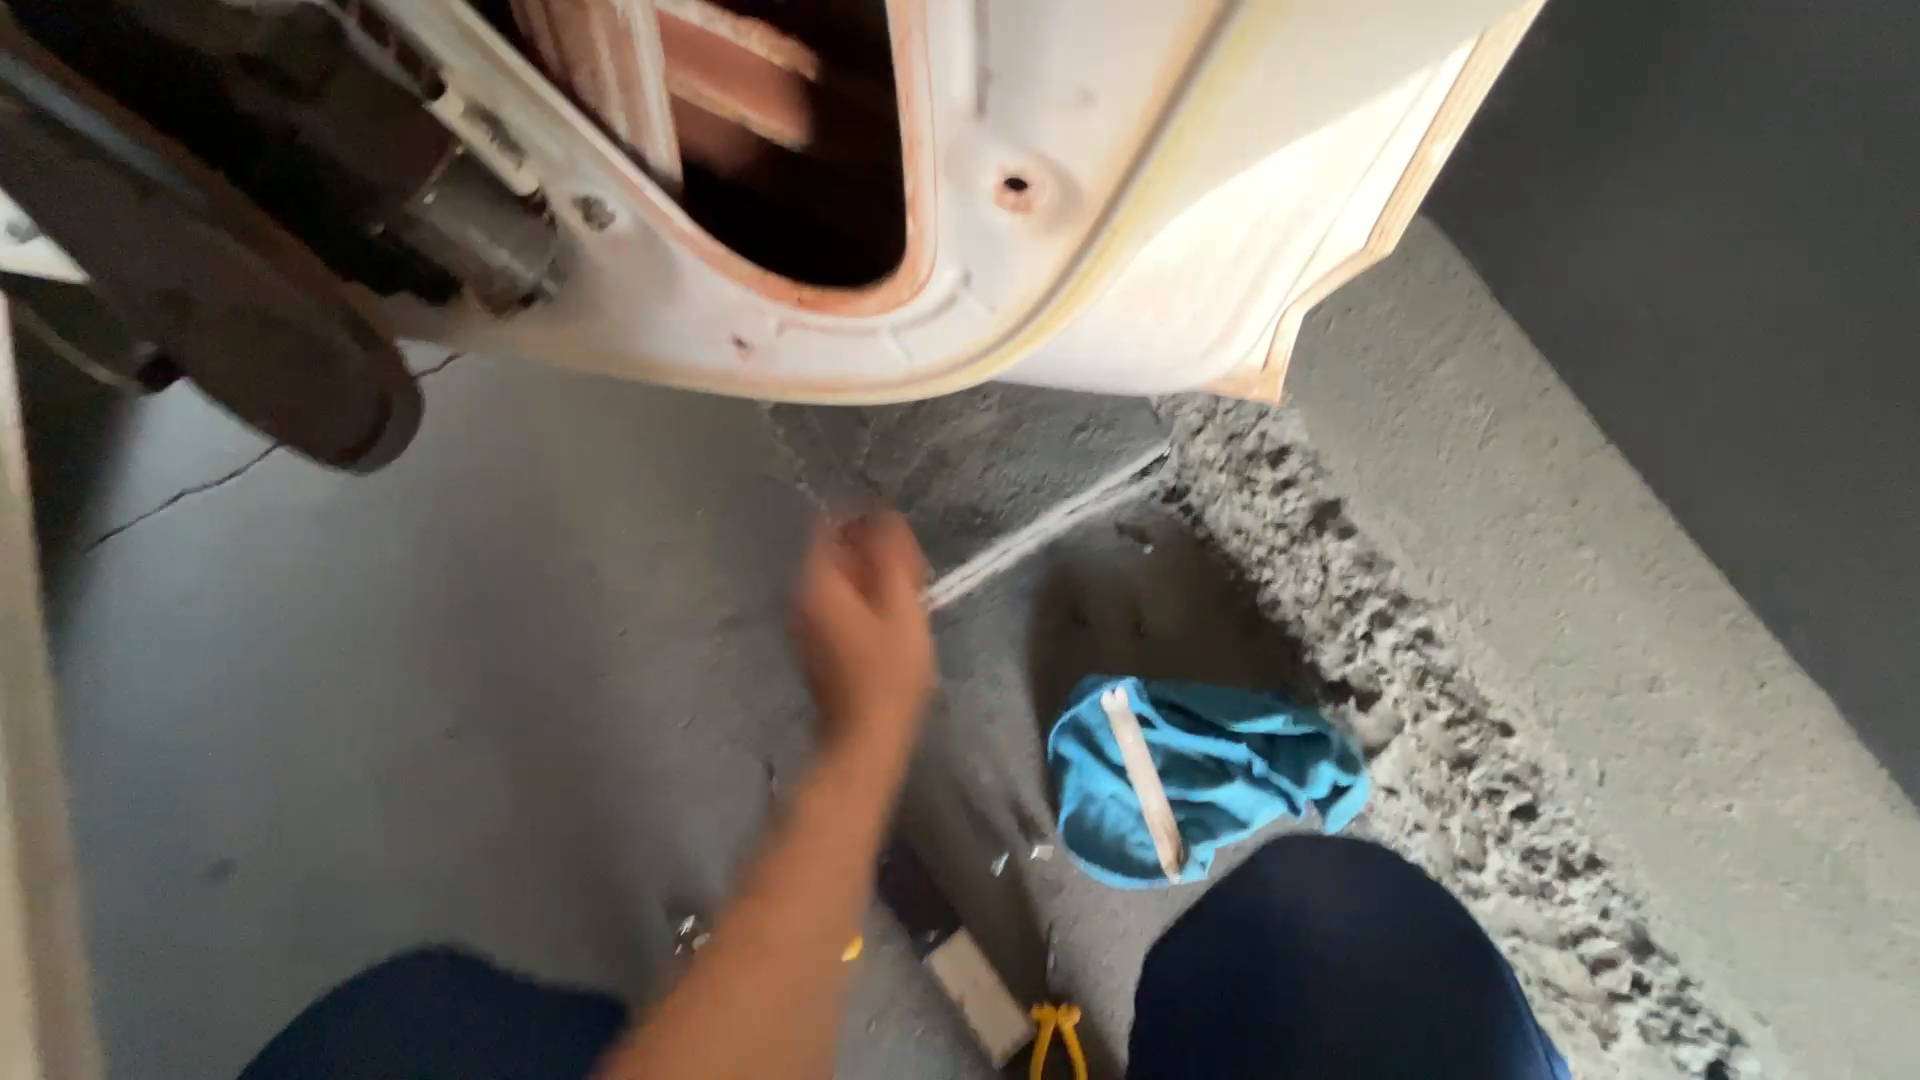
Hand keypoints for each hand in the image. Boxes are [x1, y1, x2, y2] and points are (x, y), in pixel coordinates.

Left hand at [790, 511, 934, 766]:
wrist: (866, 738)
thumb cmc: (889, 673)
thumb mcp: (901, 608)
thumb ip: (892, 556)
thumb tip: (885, 515)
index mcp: (816, 583)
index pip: (829, 524)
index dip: (864, 518)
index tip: (897, 532)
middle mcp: (799, 597)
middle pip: (834, 552)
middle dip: (873, 550)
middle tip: (912, 569)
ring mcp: (802, 623)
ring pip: (838, 580)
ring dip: (872, 577)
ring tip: (909, 592)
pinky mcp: (813, 644)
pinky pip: (836, 604)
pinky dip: (862, 600)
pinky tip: (892, 618)